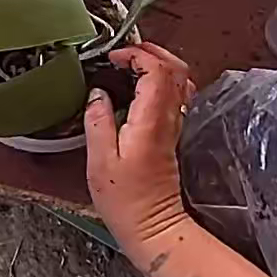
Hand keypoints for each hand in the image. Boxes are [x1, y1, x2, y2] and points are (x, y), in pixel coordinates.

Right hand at [85, 43, 196, 257]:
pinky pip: (175, 94)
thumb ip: (97, 121)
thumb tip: (97, 93)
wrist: (153, 226)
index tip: (114, 57)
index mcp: (151, 120)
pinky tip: (142, 84)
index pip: (157, 71)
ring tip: (132, 61)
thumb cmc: (125, 199)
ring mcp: (174, 124)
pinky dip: (162, 79)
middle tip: (126, 50)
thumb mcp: (99, 161)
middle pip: (175, 68)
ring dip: (159, 62)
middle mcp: (168, 118)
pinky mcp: (172, 132)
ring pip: (179, 79)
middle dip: (153, 50)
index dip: (138, 55)